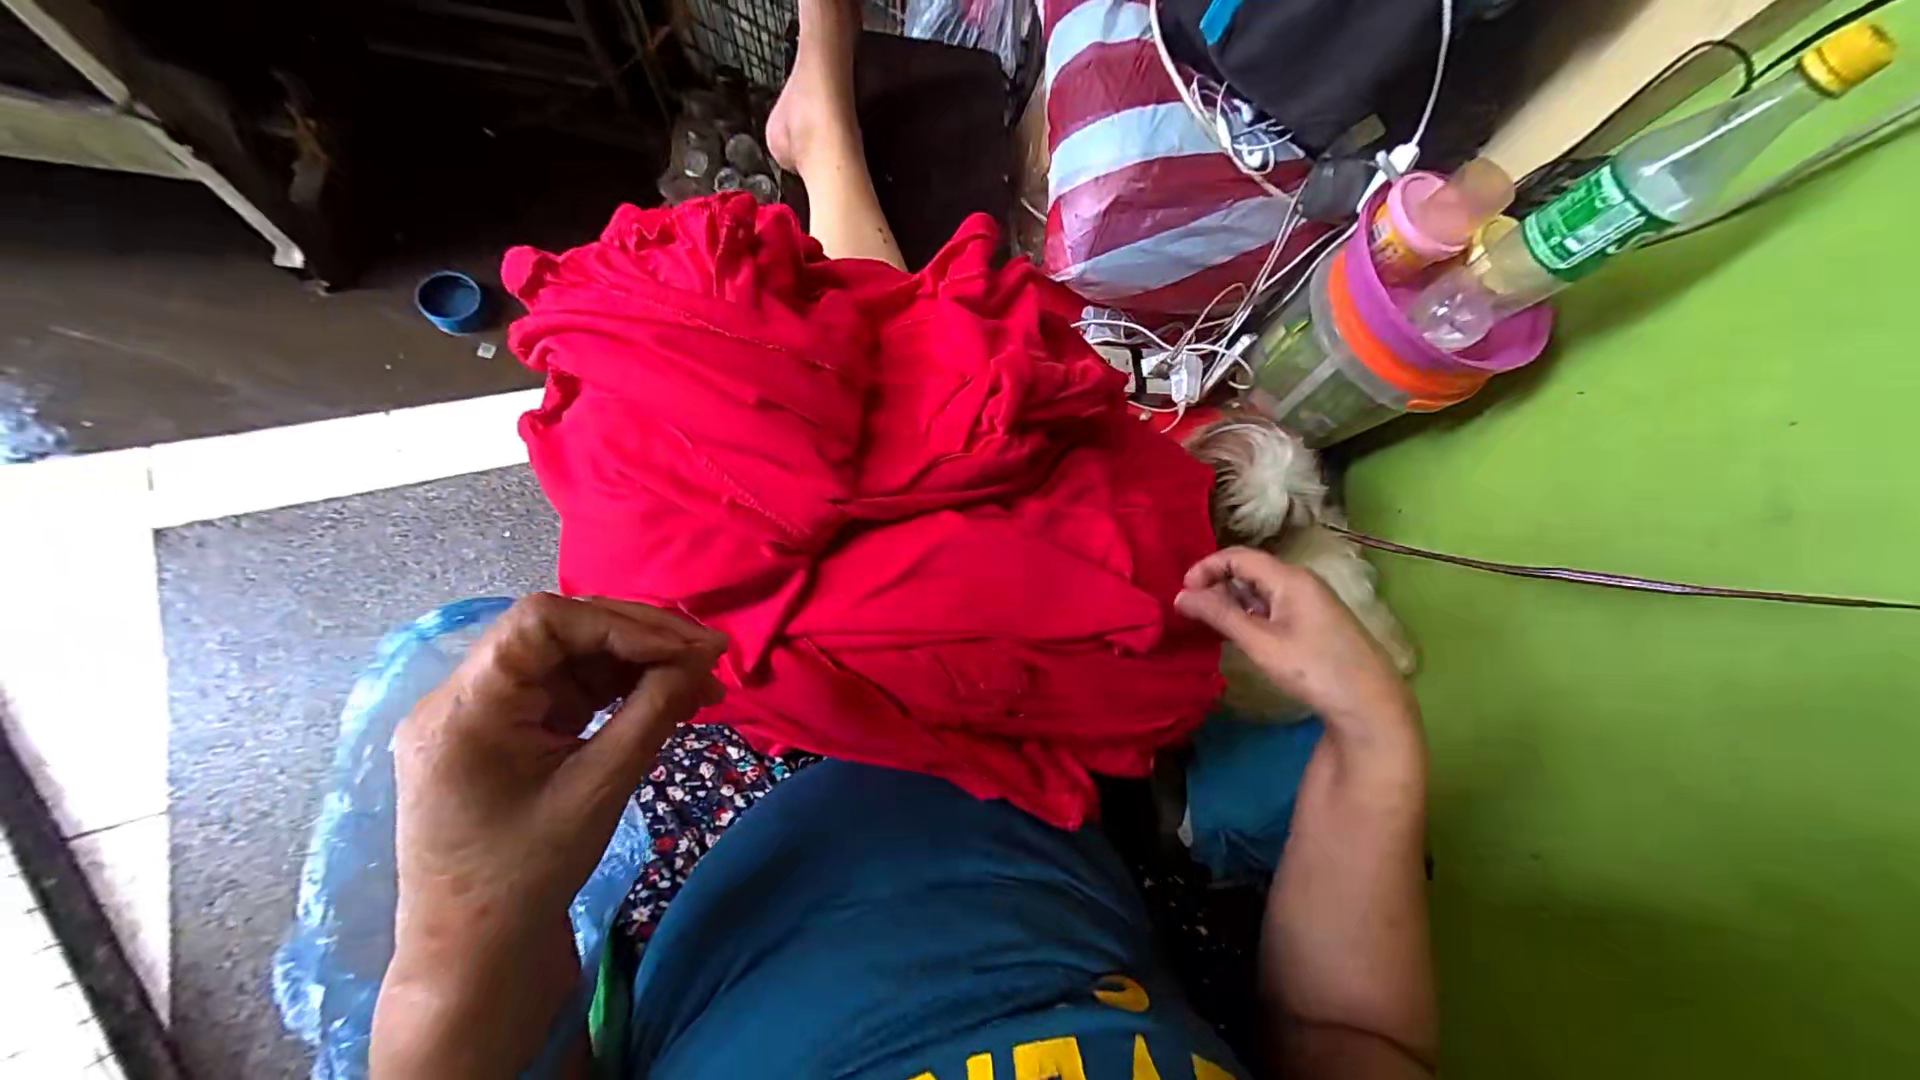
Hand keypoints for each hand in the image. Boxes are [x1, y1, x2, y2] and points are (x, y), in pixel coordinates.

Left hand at [374, 593, 725, 1077]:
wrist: (479, 948)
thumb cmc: (530, 873)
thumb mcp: (601, 786)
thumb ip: (654, 709)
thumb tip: (706, 656)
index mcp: (464, 708)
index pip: (541, 623)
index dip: (620, 623)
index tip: (685, 648)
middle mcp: (466, 693)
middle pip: (562, 630)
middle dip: (642, 636)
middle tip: (708, 655)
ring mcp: (489, 706)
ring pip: (576, 652)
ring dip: (642, 660)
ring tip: (701, 681)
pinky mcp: (513, 722)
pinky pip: (575, 683)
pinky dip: (625, 684)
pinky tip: (669, 695)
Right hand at [1175, 547, 1416, 733]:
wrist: (1372, 705)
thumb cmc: (1313, 669)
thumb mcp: (1259, 642)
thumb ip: (1218, 615)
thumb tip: (1180, 596)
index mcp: (1290, 578)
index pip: (1238, 556)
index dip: (1206, 568)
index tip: (1184, 593)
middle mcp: (1301, 582)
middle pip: (1249, 569)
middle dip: (1217, 584)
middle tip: (1193, 611)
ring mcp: (1310, 601)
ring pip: (1260, 588)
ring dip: (1232, 600)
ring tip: (1212, 624)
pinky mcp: (1314, 620)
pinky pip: (1273, 604)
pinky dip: (1250, 612)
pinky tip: (1241, 633)